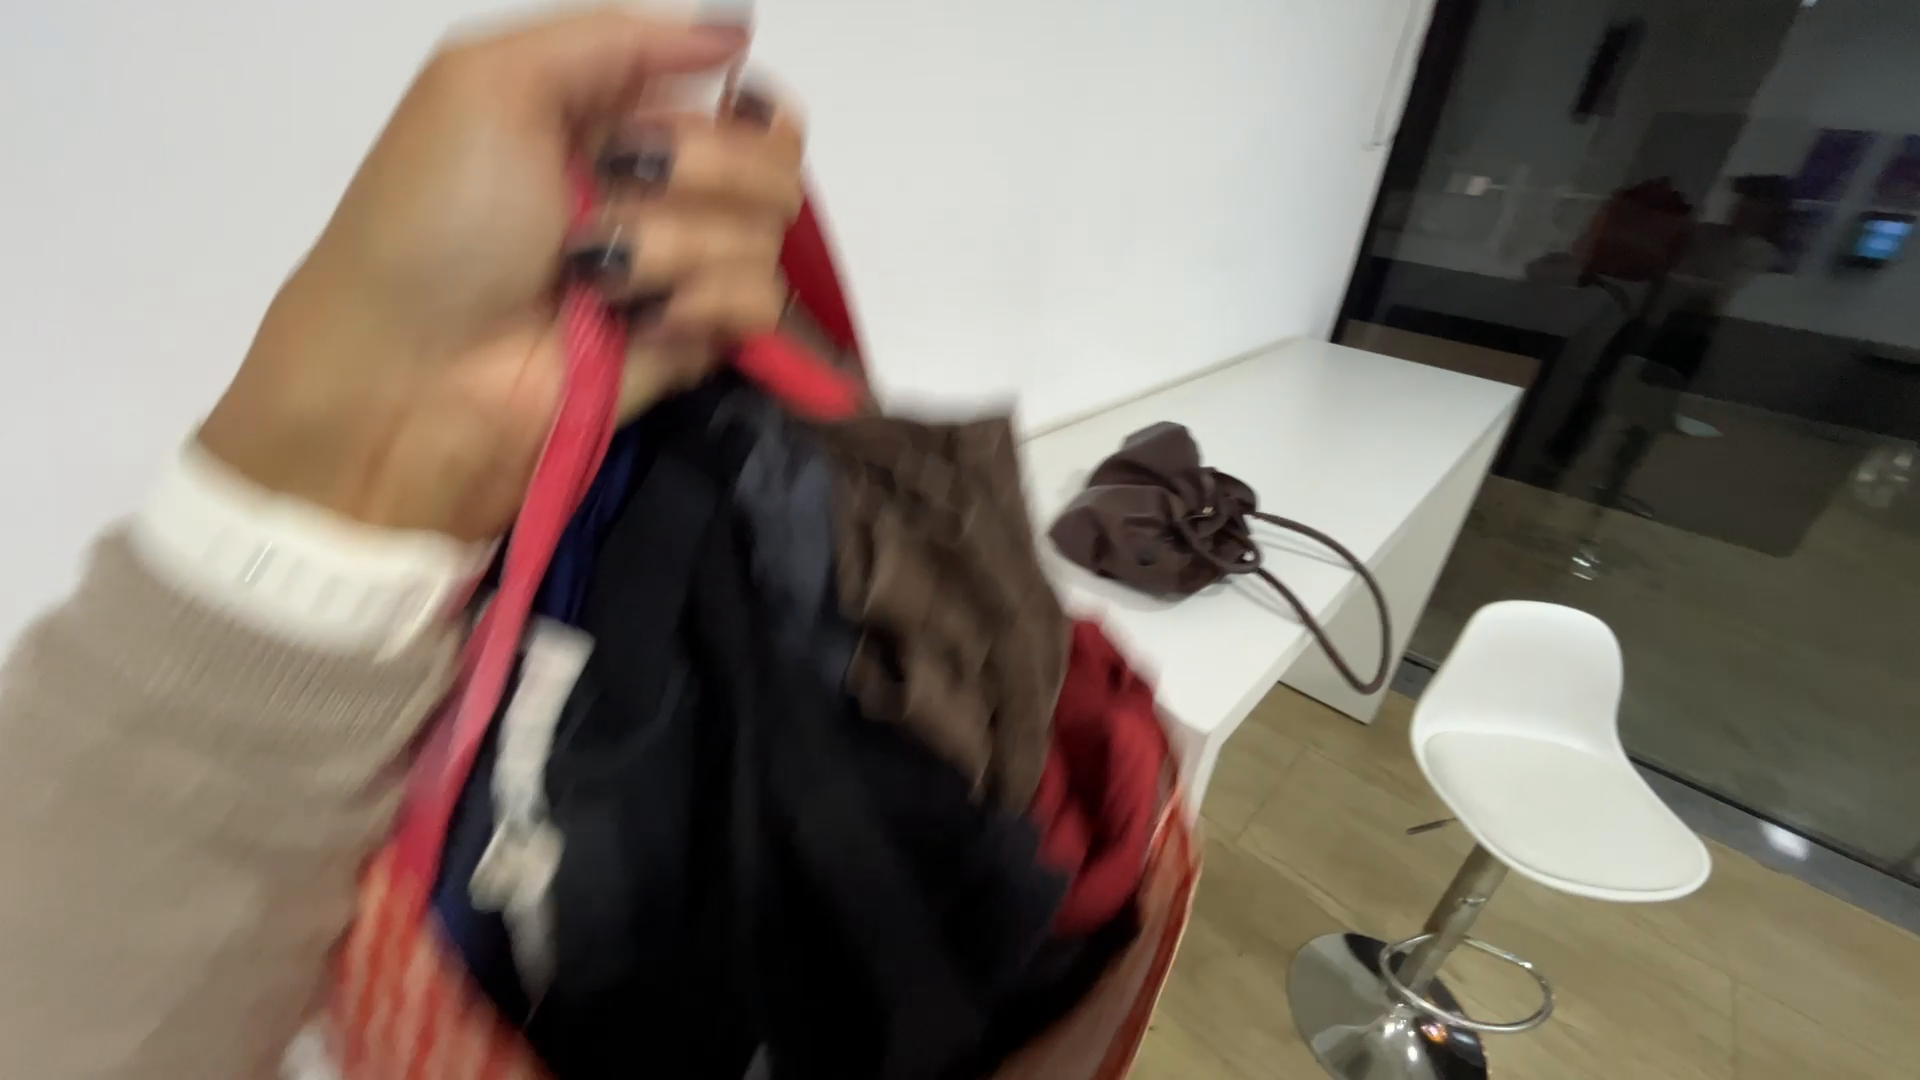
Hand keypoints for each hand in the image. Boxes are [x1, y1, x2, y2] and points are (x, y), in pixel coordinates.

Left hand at [198, 7, 803, 540]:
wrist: (427, 368)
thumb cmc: (442, 217)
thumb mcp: (494, 81)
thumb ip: (616, 39)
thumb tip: (739, 27)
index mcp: (632, 121)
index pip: (751, 103)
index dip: (744, 109)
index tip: (708, 114)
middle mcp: (677, 194)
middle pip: (778, 166)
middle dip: (705, 172)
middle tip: (624, 184)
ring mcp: (697, 273)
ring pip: (766, 238)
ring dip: (677, 249)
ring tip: (601, 277)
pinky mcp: (707, 341)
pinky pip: (761, 306)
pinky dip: (704, 306)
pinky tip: (644, 322)